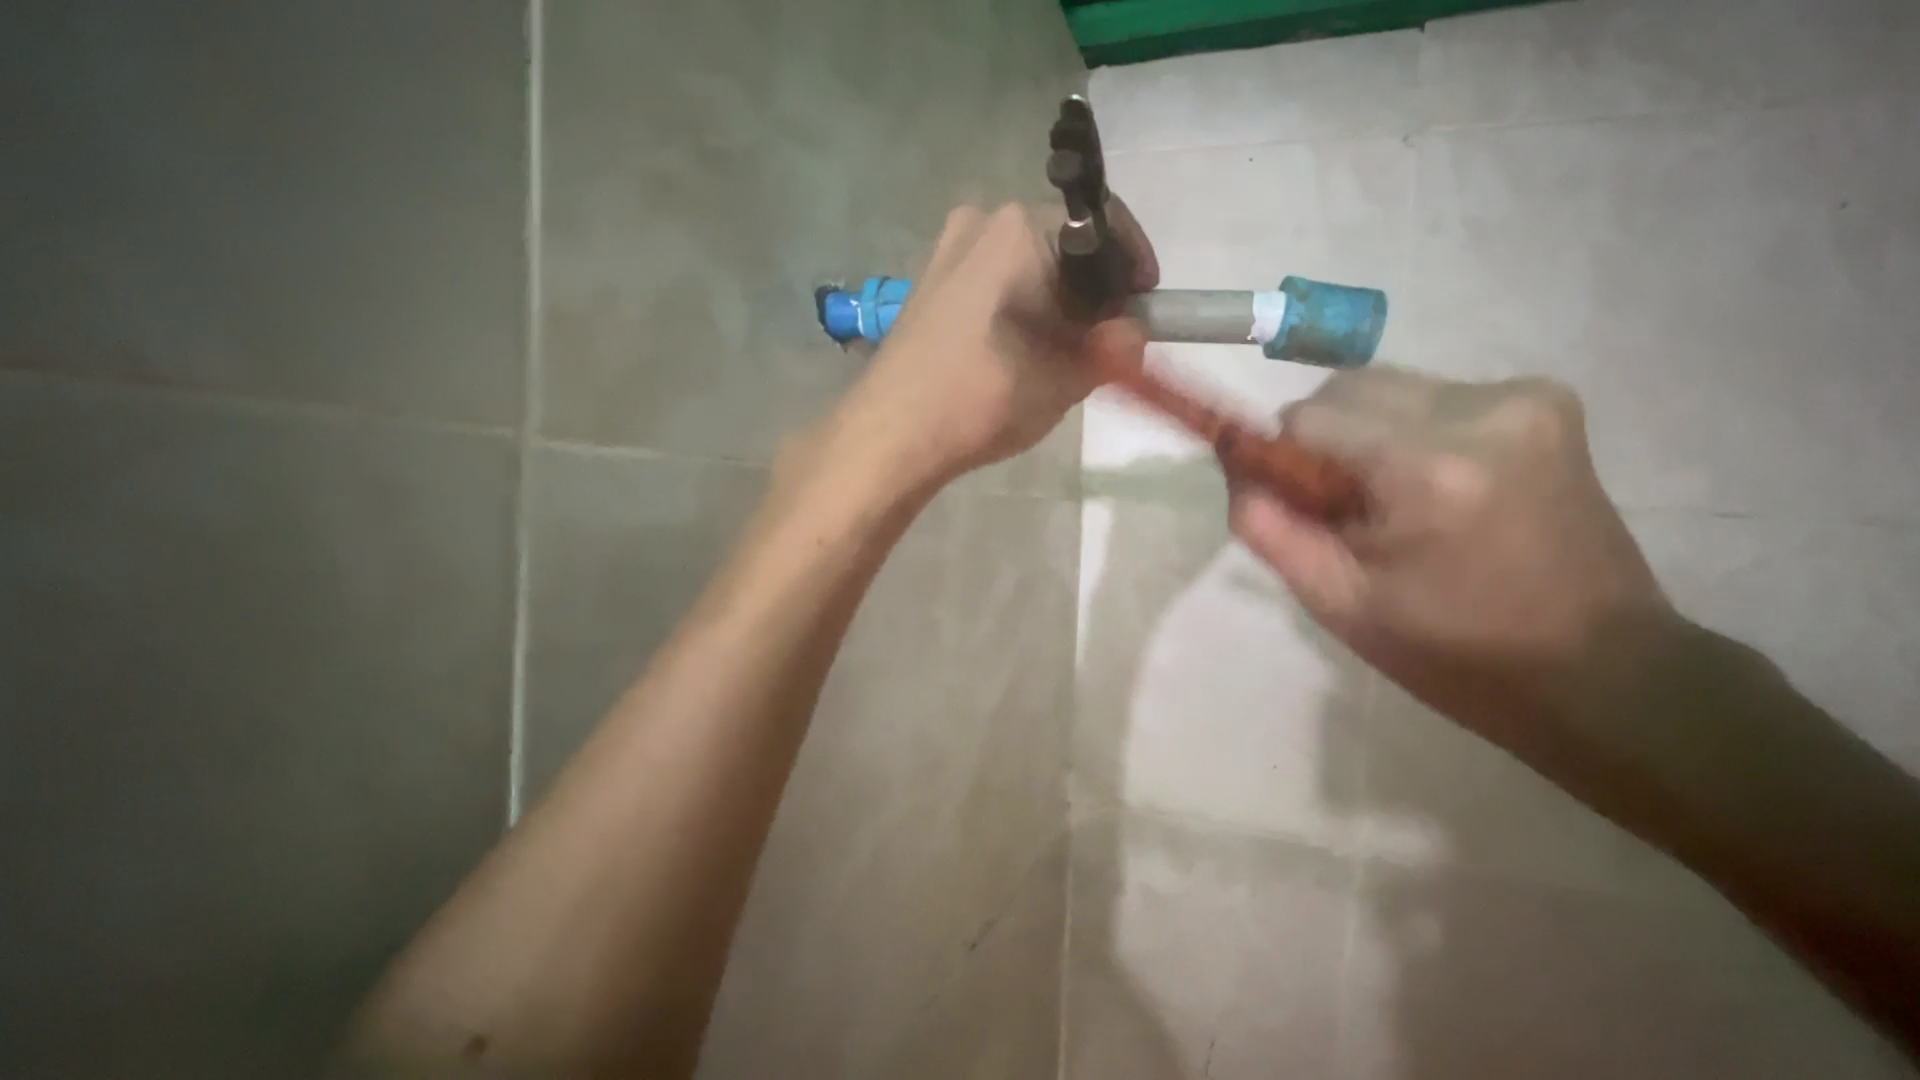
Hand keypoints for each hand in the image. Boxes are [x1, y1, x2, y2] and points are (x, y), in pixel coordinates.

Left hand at [824, 201, 1158, 489]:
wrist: (892, 433)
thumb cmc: (985, 396)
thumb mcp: (1068, 377)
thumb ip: (1116, 345)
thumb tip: (1134, 329)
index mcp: (1021, 228)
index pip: (1106, 226)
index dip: (1135, 268)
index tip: (1145, 310)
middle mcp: (982, 221)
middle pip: (1063, 246)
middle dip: (1092, 291)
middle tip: (1104, 343)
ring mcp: (947, 250)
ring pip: (1026, 265)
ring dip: (1054, 302)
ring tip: (1059, 356)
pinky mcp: (927, 282)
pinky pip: (993, 281)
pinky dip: (1018, 307)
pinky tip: (1015, 354)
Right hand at [1227, 369, 1671, 737]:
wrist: (1599, 668)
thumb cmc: (1457, 653)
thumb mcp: (1340, 604)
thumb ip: (1270, 528)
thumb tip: (1234, 465)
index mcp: (1428, 468)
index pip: (1307, 417)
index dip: (1282, 458)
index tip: (1297, 507)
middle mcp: (1481, 409)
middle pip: (1348, 389)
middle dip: (1324, 441)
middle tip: (1344, 510)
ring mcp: (1524, 396)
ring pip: (1390, 388)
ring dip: (1367, 434)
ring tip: (1395, 502)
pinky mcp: (1547, 398)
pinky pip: (1437, 396)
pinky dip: (1413, 432)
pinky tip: (1439, 487)